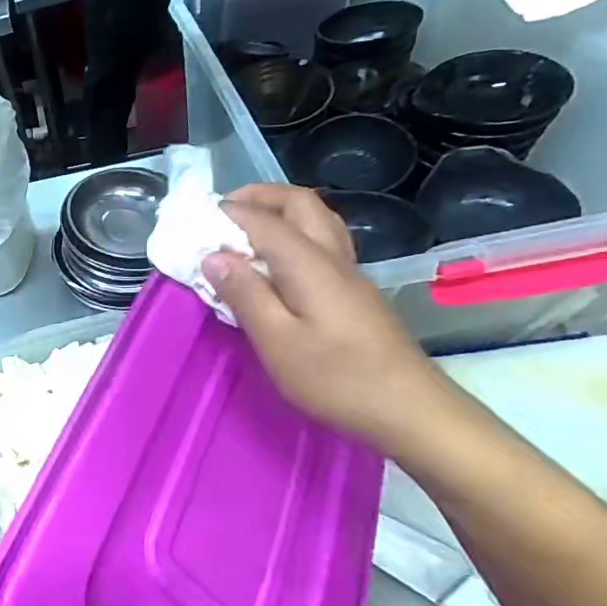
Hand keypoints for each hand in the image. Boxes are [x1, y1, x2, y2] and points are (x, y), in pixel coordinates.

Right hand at [200, 184, 453, 452]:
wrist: (410, 409)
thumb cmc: (336, 378)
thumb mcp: (277, 341)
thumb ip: (244, 293)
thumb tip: (213, 256)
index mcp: (308, 263)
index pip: (263, 220)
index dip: (228, 213)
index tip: (196, 222)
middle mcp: (331, 257)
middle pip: (300, 203)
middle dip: (260, 196)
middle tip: (224, 212)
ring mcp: (348, 273)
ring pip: (316, 219)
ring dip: (280, 211)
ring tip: (246, 230)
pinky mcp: (354, 291)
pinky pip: (321, 241)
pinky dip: (293, 234)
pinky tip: (275, 262)